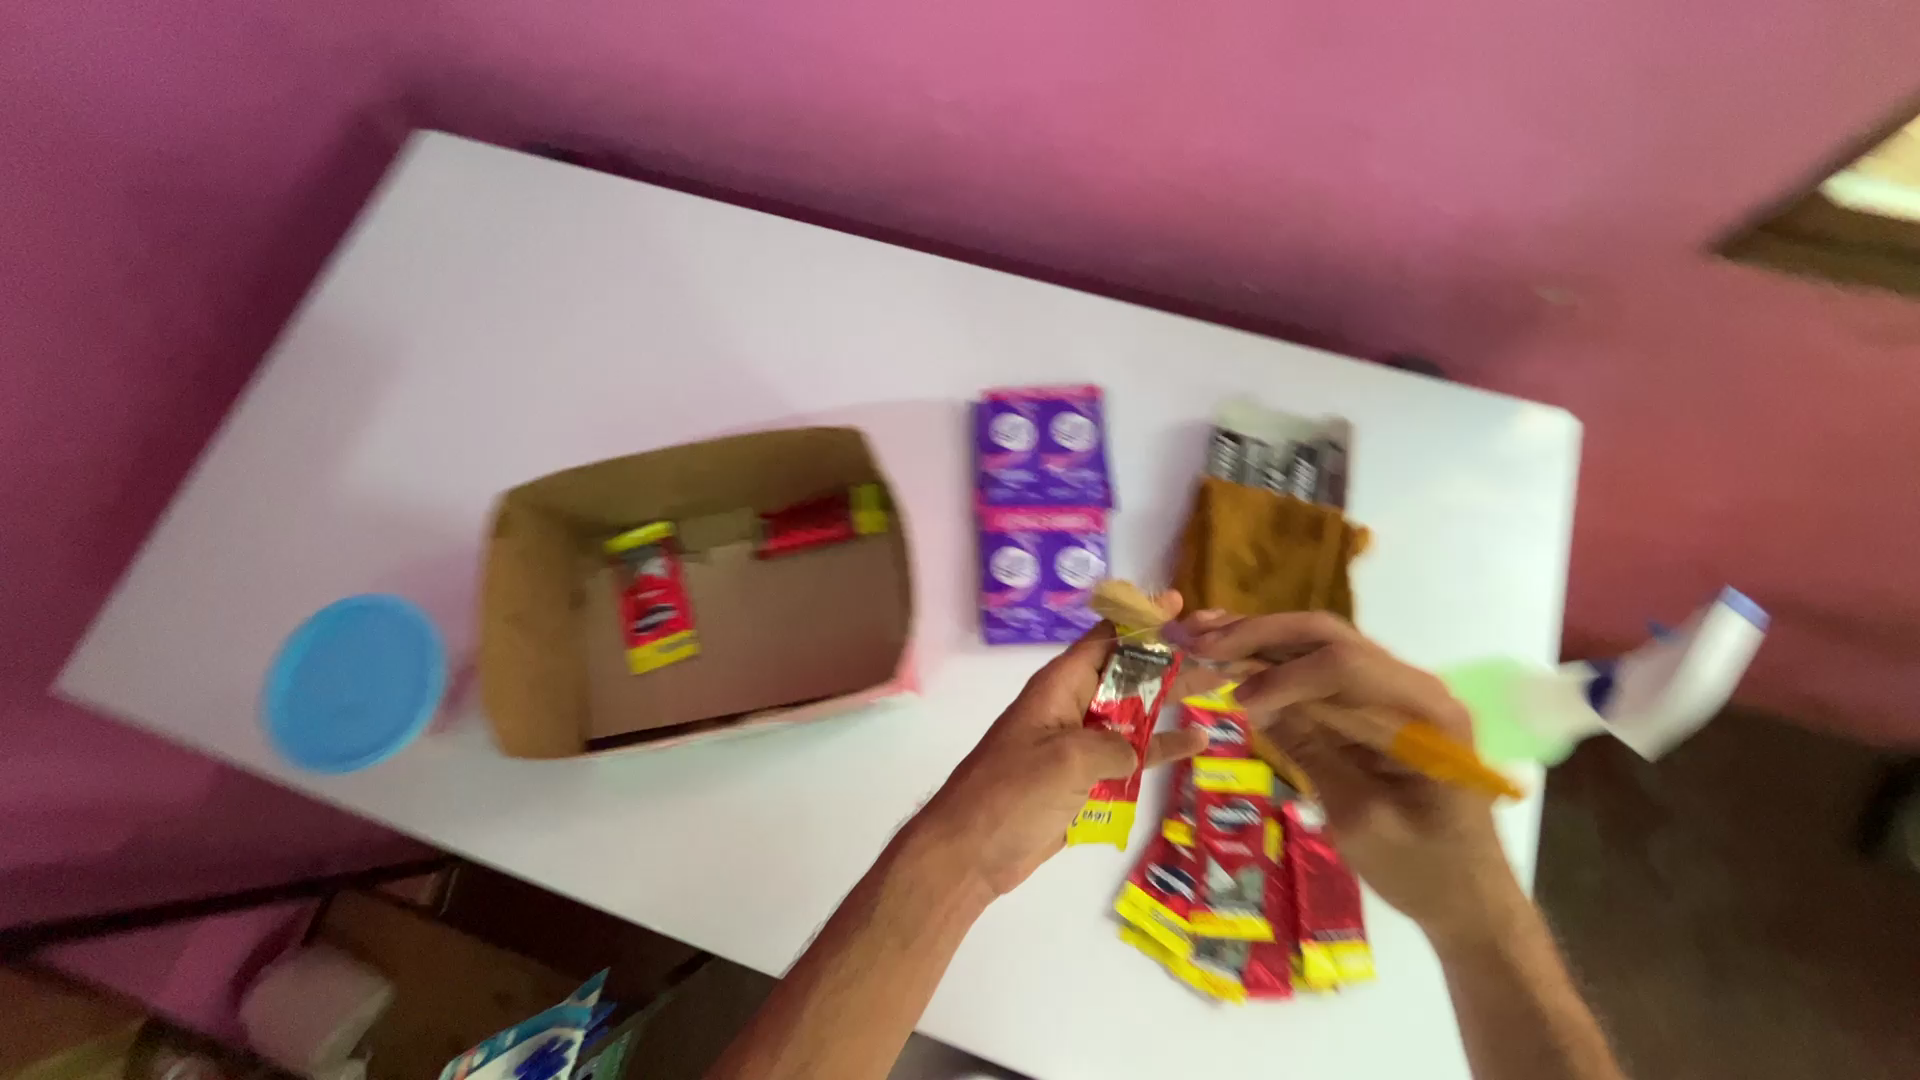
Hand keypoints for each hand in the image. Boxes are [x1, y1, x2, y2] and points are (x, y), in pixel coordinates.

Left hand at [913, 613, 1208, 898]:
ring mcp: (1078, 742)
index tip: (1176, 603)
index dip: (1140, 620)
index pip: (1105, 639)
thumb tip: (1134, 752)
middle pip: (1125, 673)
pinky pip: (1128, 755)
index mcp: (1059, 686)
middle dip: (1167, 660)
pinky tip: (1197, 742)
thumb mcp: (1067, 760)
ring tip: (1219, 687)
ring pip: (1132, 713)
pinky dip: (1159, 748)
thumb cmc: (1012, 792)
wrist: (972, 850)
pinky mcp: (1084, 777)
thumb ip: (1113, 747)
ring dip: (1170, 702)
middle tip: (1215, 649)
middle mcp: (1071, 706)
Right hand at [1178, 611, 1524, 943]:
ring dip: (1257, 637)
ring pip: (1317, 643)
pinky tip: (1229, 651)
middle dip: (1259, 635)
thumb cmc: (1424, 870)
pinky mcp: (1370, 704)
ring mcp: (1392, 691)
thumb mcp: (1360, 819)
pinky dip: (1270, 659)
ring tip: (1199, 632)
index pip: (1345, 668)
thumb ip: (1311, 752)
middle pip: (1327, 637)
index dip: (1283, 677)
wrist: (1470, 901)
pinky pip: (1316, 669)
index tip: (1236, 702)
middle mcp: (1412, 686)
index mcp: (1426, 712)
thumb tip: (1251, 700)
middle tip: (1197, 639)